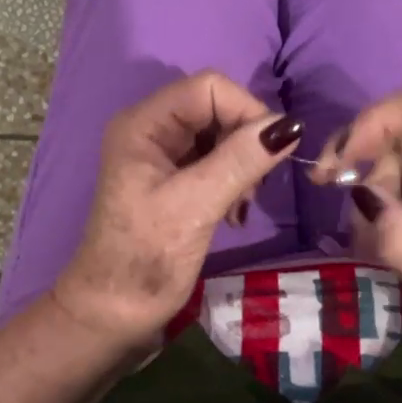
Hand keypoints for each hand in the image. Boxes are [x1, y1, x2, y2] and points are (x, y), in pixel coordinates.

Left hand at [50, 71, 302, 351]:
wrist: (111, 315)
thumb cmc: (144, 259)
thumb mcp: (195, 206)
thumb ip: (240, 161)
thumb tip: (289, 126)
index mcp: (143, 124)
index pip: (209, 87)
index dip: (246, 110)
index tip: (271, 154)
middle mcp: (151, 128)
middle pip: (216, 106)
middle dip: (245, 140)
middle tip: (254, 188)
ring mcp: (161, 153)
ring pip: (220, 133)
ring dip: (243, 163)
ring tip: (243, 205)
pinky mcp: (174, 178)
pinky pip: (216, 158)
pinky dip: (234, 178)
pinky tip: (236, 212)